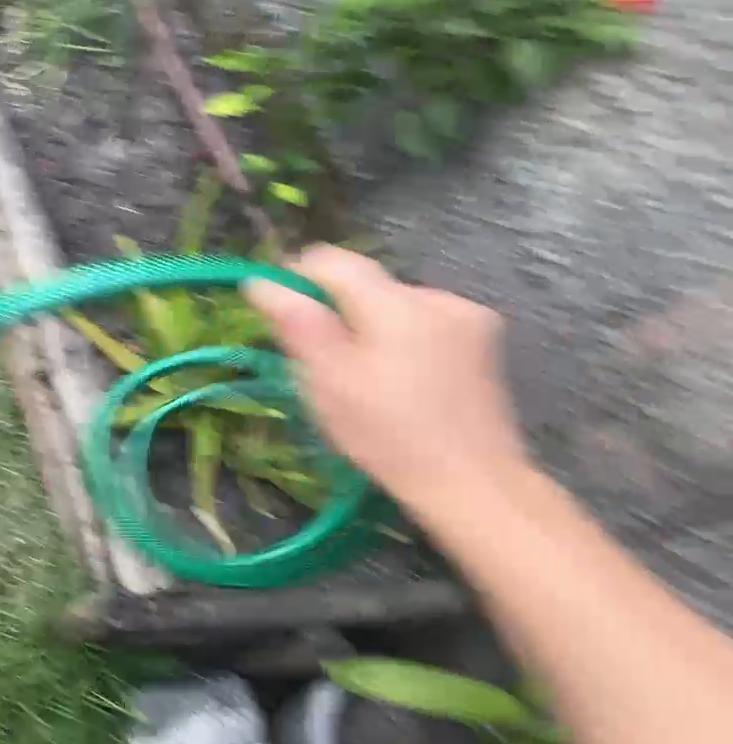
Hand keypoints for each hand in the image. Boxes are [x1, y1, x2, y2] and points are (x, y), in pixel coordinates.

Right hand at [243, 245, 528, 509]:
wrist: (470, 481)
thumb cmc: (385, 434)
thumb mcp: (327, 380)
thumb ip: (297, 324)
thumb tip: (261, 282)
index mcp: (397, 306)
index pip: (333, 262)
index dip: (296, 278)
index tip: (278, 313)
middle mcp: (438, 299)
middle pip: (365, 285)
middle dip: (334, 312)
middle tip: (319, 363)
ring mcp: (467, 318)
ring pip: (392, 303)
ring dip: (366, 326)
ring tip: (358, 376)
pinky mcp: (481, 341)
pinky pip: (422, 321)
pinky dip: (397, 339)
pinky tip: (394, 378)